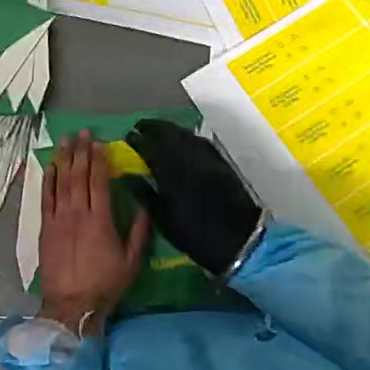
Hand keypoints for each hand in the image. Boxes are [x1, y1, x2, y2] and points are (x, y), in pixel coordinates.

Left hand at [38, 131, 149, 335]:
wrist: (71, 303)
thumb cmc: (105, 284)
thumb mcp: (131, 261)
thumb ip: (139, 232)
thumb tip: (145, 206)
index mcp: (100, 220)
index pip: (98, 181)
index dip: (98, 160)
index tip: (99, 143)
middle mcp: (77, 213)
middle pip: (78, 176)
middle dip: (81, 152)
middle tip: (82, 133)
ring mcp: (58, 218)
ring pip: (61, 182)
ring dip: (63, 159)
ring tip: (66, 140)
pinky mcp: (45, 227)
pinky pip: (45, 197)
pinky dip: (48, 179)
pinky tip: (50, 165)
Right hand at [123, 119, 262, 277]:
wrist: (241, 241)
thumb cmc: (196, 234)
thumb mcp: (163, 218)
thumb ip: (144, 193)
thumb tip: (128, 176)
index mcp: (172, 171)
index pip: (150, 146)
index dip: (137, 140)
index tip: (128, 137)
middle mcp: (189, 158)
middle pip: (168, 133)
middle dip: (152, 127)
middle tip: (140, 128)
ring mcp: (208, 158)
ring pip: (186, 134)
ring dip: (170, 130)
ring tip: (159, 132)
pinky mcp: (222, 162)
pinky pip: (200, 141)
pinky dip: (187, 137)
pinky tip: (183, 142)